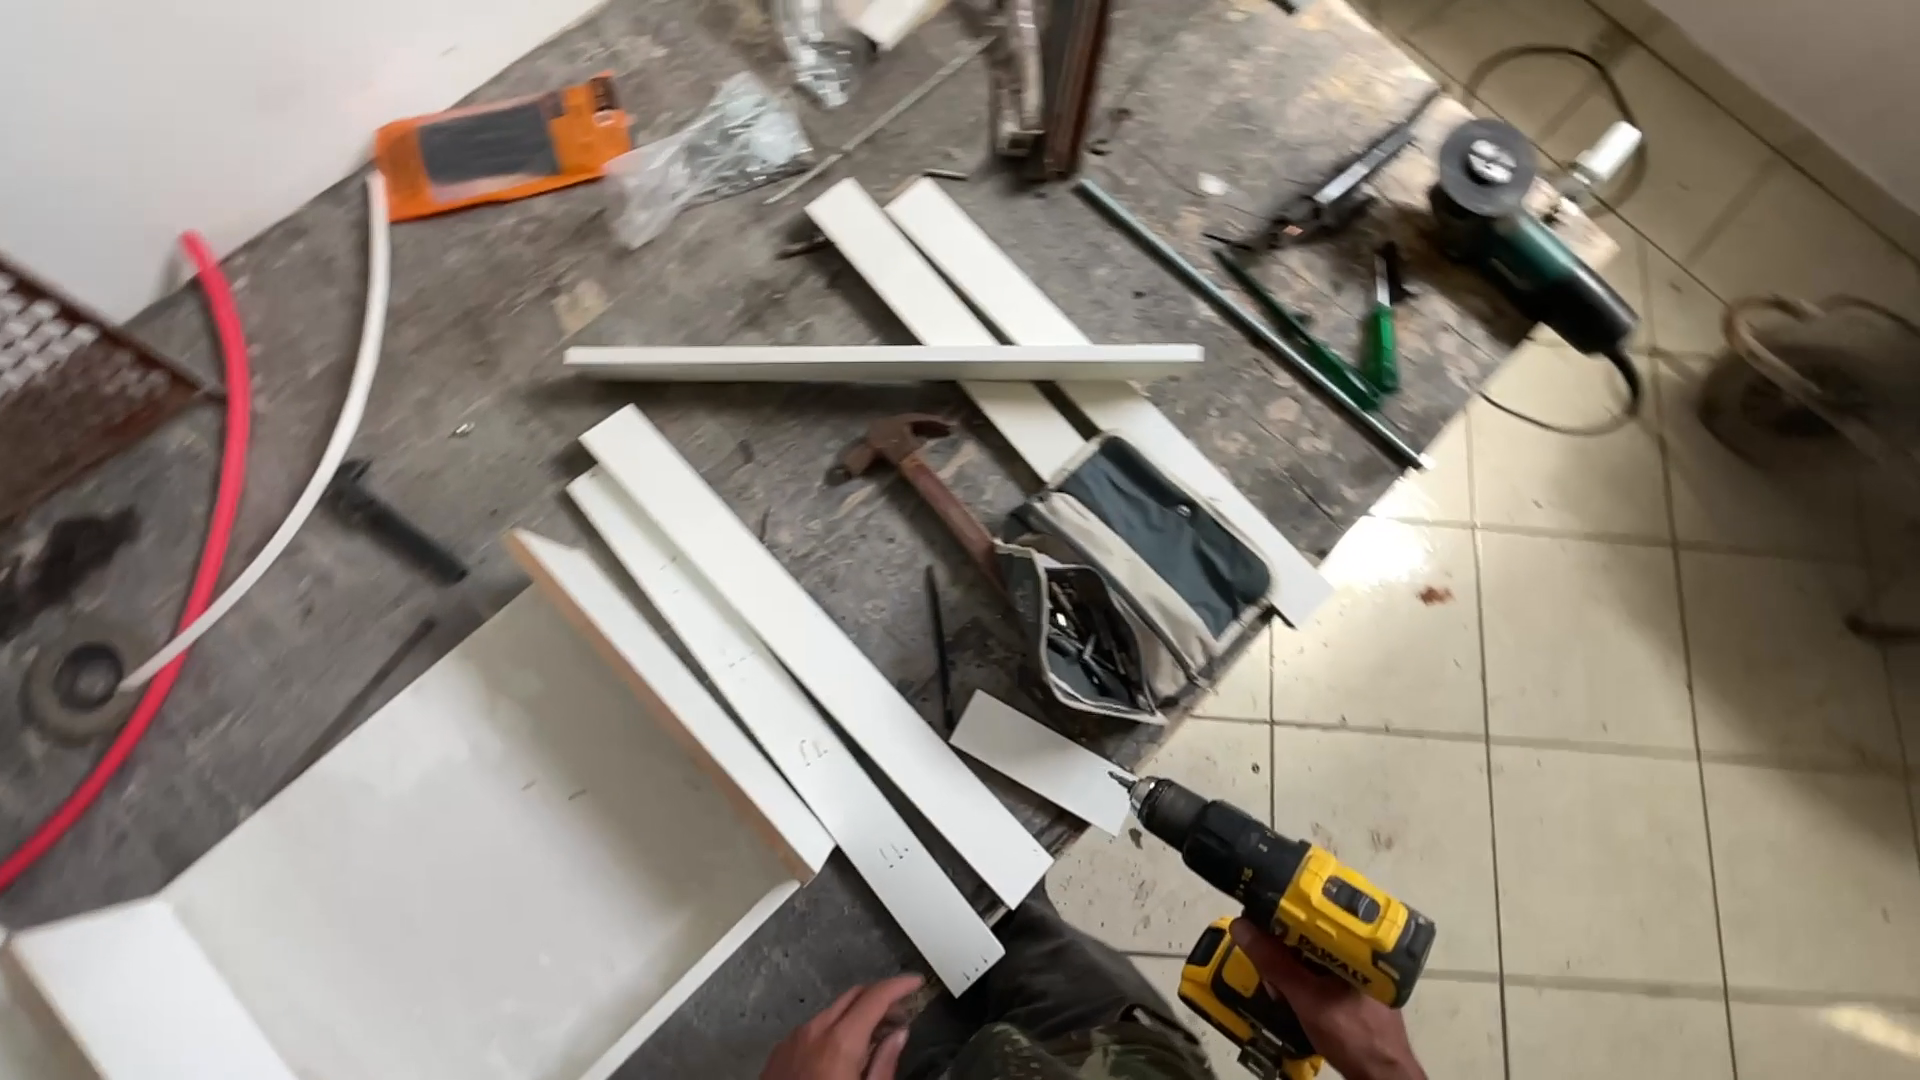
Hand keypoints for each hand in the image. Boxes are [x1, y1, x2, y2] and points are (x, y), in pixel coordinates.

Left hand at [762, 975, 924, 1079]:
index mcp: (840, 1042)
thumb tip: (899, 1033)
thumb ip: (884, 1064)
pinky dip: (834, 1027)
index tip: (916, 982)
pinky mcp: (779, 1051)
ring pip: (832, 1010)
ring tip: (875, 1035)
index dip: (900, 985)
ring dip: (856, 1013)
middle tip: (901, 1012)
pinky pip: (813, 1027)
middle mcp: (815, 1030)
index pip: (876, 996)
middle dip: (880, 996)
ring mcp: (794, 1038)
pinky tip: (842, 1050)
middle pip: (854, 995)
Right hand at [1229, 919, 1426, 1079]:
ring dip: (1287, 966)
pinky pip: (1317, 968)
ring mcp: (1356, 970)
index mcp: (1355, 942)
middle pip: (1306, 931)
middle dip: (1280, 948)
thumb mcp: (1306, 998)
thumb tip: (1240, 926)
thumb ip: (1273, 963)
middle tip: (1269, 974)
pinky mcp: (1352, 987)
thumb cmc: (1351, 1036)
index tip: (1257, 929)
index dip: (1279, 916)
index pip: (1309, 911)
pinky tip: (1291, 995)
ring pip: (1309, 951)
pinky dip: (1300, 977)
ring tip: (1278, 991)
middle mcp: (1357, 950)